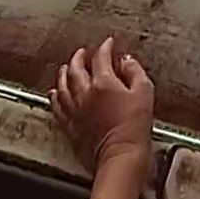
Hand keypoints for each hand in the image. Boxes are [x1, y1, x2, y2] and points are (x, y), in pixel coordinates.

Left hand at [50, 38, 154, 177]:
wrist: (121, 155)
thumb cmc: (134, 125)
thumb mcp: (144, 91)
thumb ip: (135, 71)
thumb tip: (127, 61)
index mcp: (103, 83)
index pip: (101, 58)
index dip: (105, 47)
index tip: (109, 43)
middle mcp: (85, 94)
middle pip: (75, 69)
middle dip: (79, 57)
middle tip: (82, 52)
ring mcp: (75, 110)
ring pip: (62, 86)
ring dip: (64, 73)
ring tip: (65, 67)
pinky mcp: (70, 126)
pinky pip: (57, 106)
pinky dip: (55, 96)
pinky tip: (55, 93)